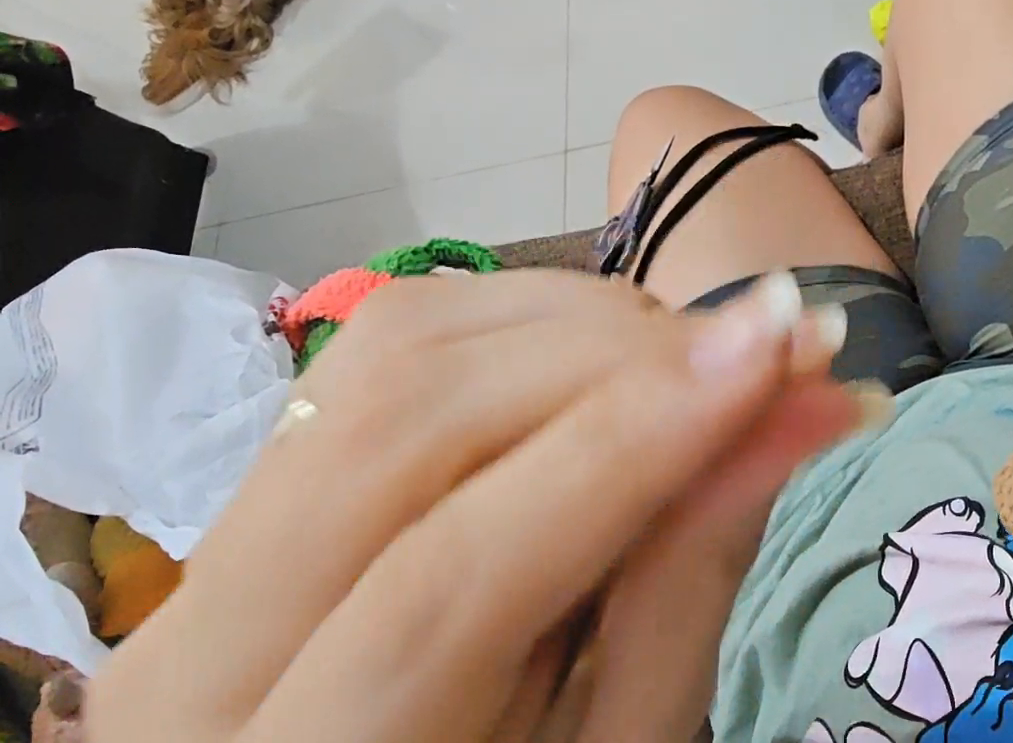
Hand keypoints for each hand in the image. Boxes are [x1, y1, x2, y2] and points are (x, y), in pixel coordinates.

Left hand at [85, 270, 870, 742]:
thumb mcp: (632, 728)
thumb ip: (699, 567)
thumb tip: (807, 402)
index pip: (454, 577)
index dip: (634, 439)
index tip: (783, 347)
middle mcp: (202, 644)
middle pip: (414, 422)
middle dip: (628, 354)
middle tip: (777, 336)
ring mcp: (222, 533)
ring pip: (407, 346)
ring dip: (596, 322)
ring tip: (705, 358)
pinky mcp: (274, 456)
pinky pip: (412, 331)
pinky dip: (551, 314)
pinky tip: (622, 356)